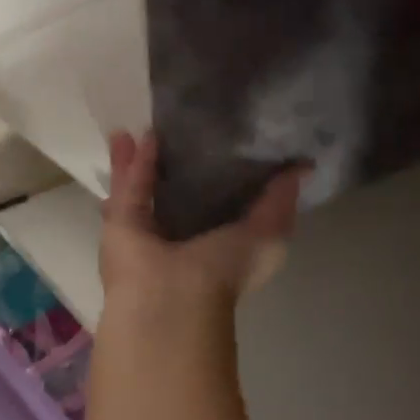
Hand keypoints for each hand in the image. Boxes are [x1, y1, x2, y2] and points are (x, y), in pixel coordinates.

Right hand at [100, 131, 304, 309]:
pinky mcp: (120, 220)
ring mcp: (144, 227)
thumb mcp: (269, 232)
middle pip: (176, 190)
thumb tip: (299, 166)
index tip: (237, 140)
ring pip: (144, 186)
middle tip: (189, 129)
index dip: (226, 173)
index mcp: (212, 239)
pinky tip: (142, 133)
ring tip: (150, 123)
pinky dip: (135, 162)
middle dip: (179, 164)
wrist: (169, 296)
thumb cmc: (223, 269)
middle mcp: (176, 233)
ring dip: (143, 159)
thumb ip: (280, 198)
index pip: (218, 201)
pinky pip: (130, 186)